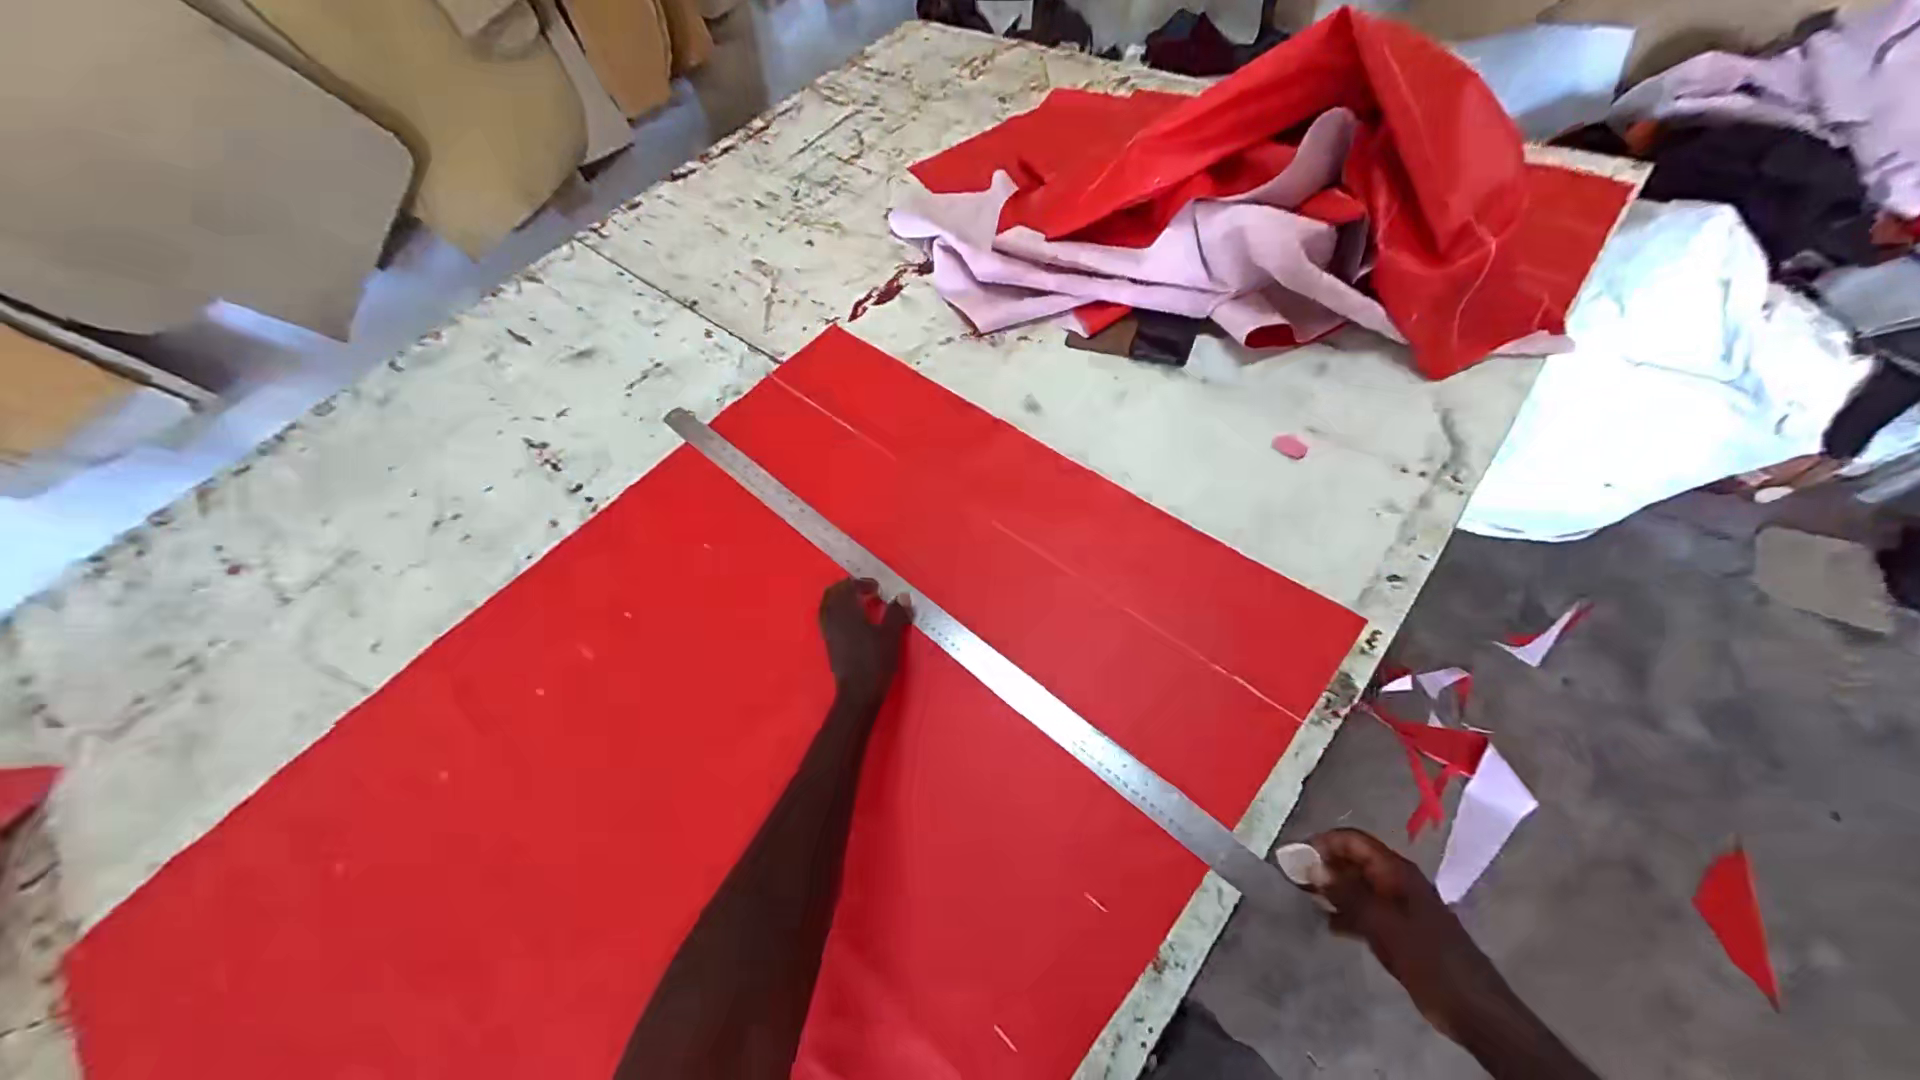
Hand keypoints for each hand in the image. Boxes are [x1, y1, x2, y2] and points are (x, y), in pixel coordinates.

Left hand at [817, 578, 911, 707]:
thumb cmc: (875, 662)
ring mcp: (829, 632)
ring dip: (843, 600)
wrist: (858, 693)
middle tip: (867, 591)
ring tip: (861, 604)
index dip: (862, 583)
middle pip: (833, 594)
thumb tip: (903, 596)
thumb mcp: (891, 636)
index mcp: (846, 612)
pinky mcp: (830, 645)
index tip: (878, 588)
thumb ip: (896, 614)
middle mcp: (833, 619)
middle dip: (849, 588)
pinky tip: (855, 622)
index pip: (848, 587)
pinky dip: (840, 613)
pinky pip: (829, 619)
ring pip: (829, 606)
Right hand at [1297, 828, 1518, 1040]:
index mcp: (1396, 872)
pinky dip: (1345, 912)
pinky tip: (1329, 925)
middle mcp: (1396, 882)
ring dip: (1332, 888)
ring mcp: (1399, 906)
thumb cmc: (1427, 958)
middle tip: (1294, 877)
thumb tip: (1312, 865)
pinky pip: (1366, 910)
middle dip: (1324, 864)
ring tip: (1305, 898)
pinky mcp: (1400, 930)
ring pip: (1358, 886)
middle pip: (1354, 860)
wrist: (1474, 1009)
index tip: (1296, 856)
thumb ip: (1345, 893)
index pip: (1354, 840)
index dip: (1324, 842)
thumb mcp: (1381, 923)